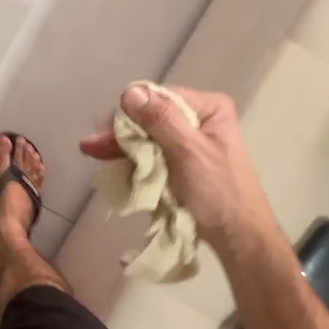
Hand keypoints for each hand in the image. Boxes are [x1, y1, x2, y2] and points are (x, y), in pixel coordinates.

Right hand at [80, 84, 275, 249]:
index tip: (105, 129)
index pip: (160, 98)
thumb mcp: (189, 152)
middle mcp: (199, 121)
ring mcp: (190, 144)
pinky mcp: (182, 166)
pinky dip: (133, 161)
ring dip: (122, 147)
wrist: (238, 237)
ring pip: (148, 139)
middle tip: (90, 146)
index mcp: (208, 109)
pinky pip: (153, 157)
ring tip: (92, 153)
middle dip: (122, 132)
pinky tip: (111, 164)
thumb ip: (160, 120)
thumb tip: (129, 91)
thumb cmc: (219, 192)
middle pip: (151, 119)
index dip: (131, 112)